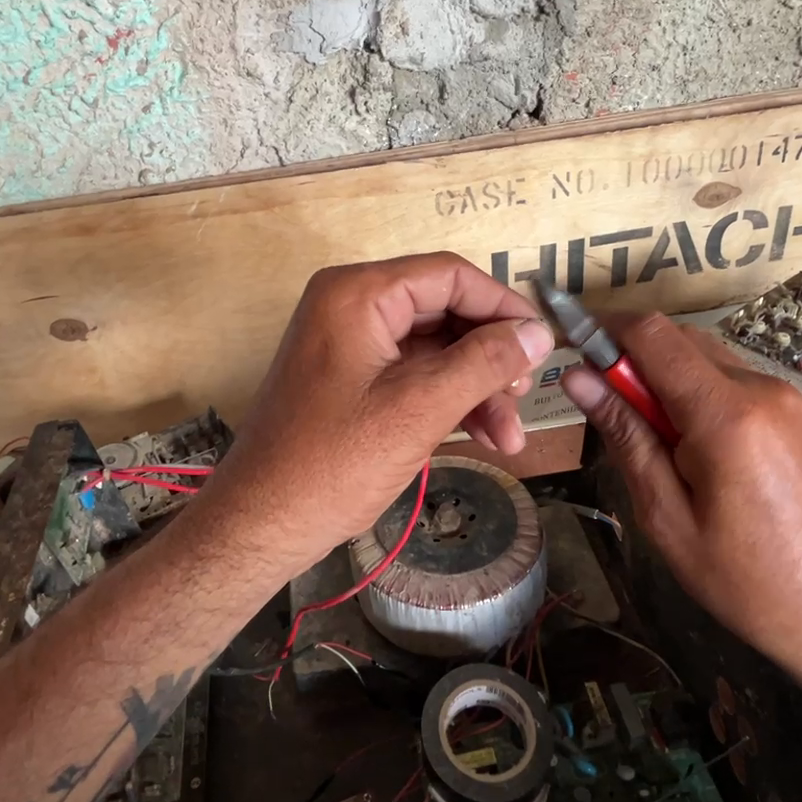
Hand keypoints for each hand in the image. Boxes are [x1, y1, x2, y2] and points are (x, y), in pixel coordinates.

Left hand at [193, 253, 555, 578]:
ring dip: (475, 388)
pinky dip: (447, 401)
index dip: (502, 306)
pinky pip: (412, 374)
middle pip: (444, 312)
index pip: (449, 276)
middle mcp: (351, 305)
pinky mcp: (351, 378)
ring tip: (508, 437)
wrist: (259, 525)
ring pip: (434, 348)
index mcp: (357, 293)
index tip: (543, 344)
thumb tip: (538, 332)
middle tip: (523, 397)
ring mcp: (349, 343)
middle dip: (490, 357)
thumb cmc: (334, 463)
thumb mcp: (419, 408)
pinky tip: (482, 436)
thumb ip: (484, 362)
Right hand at [560, 314, 801, 680]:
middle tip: (603, 410)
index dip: (604, 329)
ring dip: (661, 378)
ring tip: (648, 441)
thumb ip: (624, 436)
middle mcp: (760, 389)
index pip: (652, 335)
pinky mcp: (792, 413)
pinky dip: (692, 393)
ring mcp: (783, 398)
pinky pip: (726, 380)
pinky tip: (687, 447)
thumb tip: (577, 378)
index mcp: (726, 414)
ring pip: (701, 357)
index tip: (571, 351)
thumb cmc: (747, 582)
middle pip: (676, 338)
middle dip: (630, 359)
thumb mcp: (666, 516)